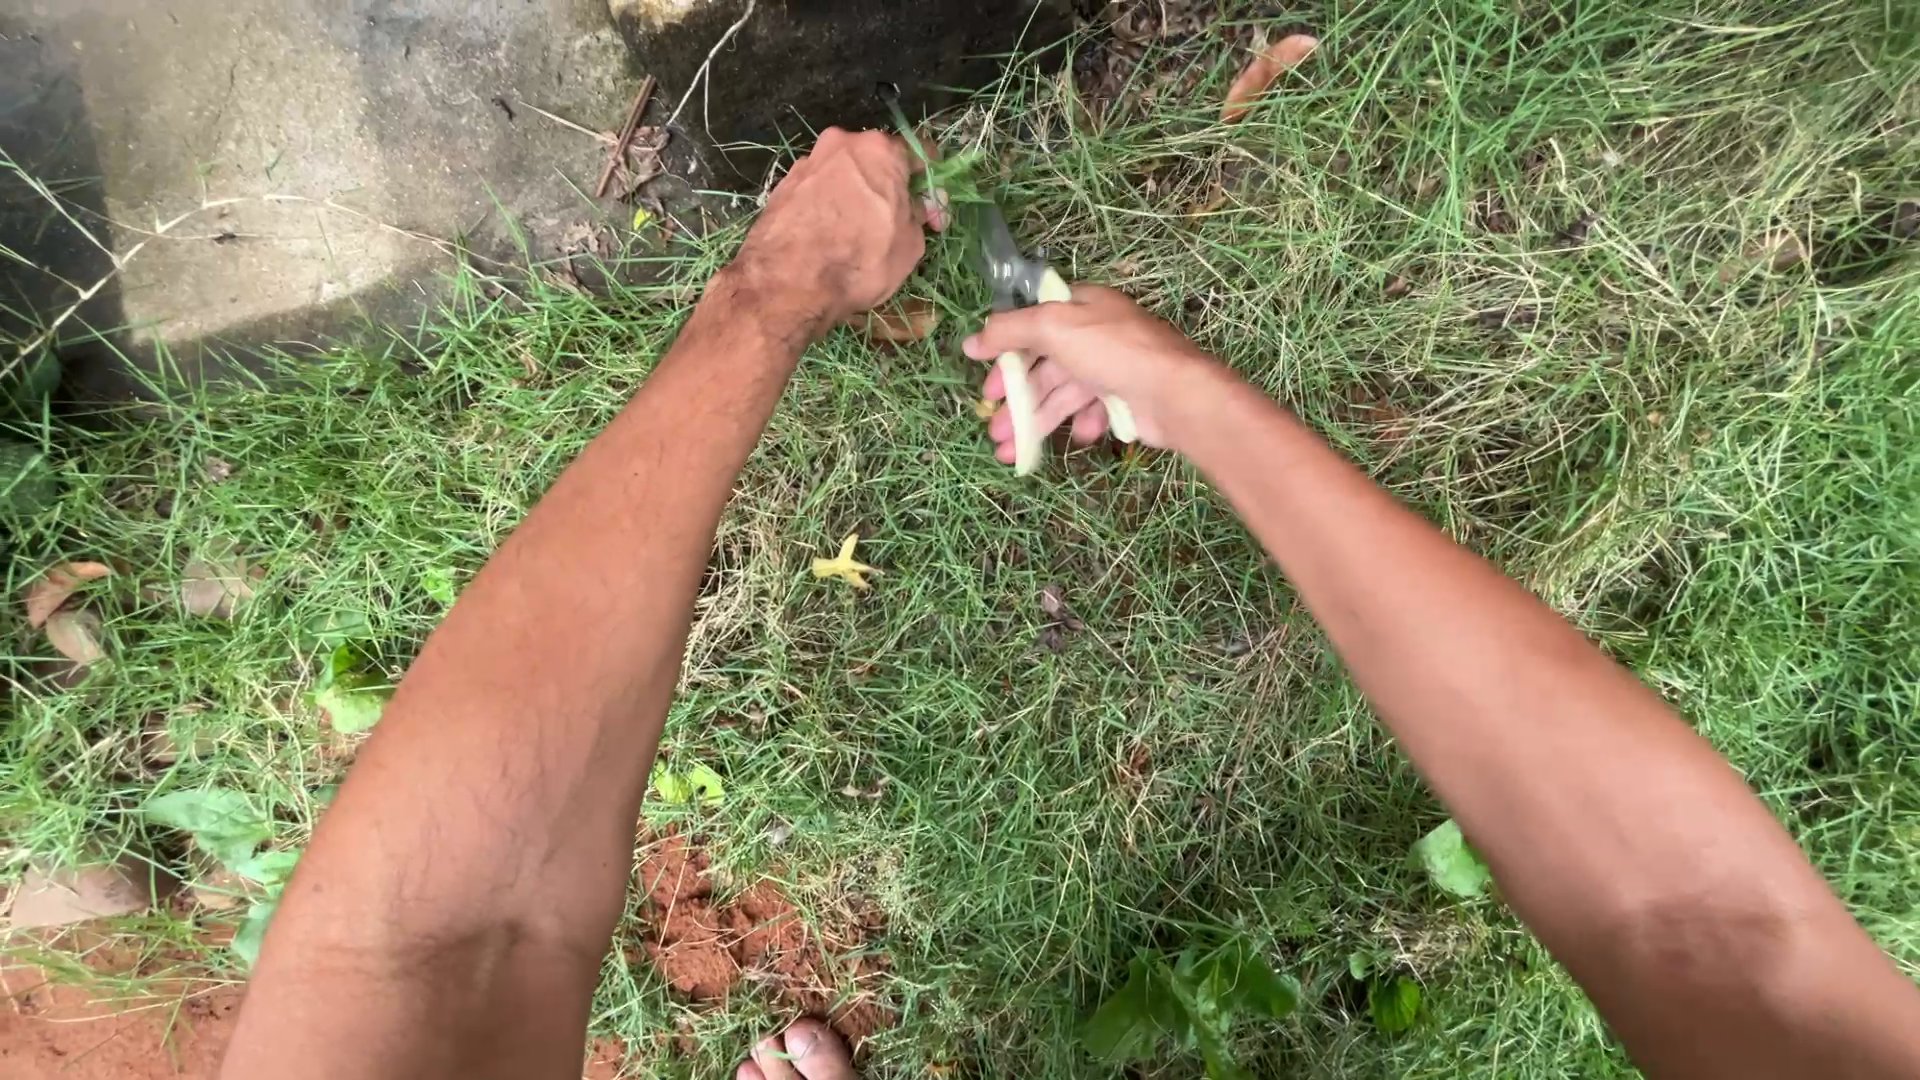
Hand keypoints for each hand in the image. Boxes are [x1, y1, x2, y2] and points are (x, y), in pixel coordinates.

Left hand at [729, 127, 936, 330]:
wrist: (790, 282)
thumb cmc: (861, 262)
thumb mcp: (911, 246)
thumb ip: (917, 217)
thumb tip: (912, 209)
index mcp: (881, 150)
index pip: (920, 154)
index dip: (932, 186)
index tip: (932, 214)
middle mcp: (843, 143)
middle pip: (878, 163)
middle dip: (891, 191)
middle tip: (896, 226)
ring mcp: (809, 162)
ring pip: (846, 176)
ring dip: (859, 199)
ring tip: (859, 237)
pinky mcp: (784, 185)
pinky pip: (820, 193)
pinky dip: (831, 209)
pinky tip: (830, 239)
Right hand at [962, 284, 1223, 460]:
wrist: (1174, 393)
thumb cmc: (1112, 351)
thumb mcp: (1053, 327)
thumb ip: (1009, 331)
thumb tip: (971, 342)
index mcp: (1079, 306)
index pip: (1032, 327)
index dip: (1005, 356)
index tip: (989, 386)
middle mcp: (1094, 334)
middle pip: (1044, 367)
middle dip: (1016, 401)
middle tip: (994, 429)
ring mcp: (1110, 367)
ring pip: (1063, 395)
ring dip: (1036, 422)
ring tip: (1012, 451)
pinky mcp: (1123, 398)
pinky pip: (1091, 410)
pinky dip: (1081, 424)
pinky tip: (1080, 436)